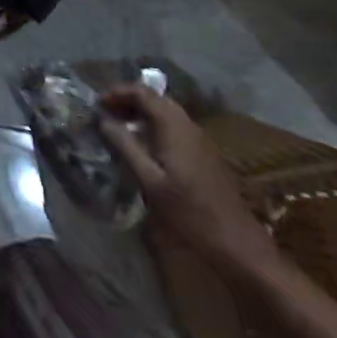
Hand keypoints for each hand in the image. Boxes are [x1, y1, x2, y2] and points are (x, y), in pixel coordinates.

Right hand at [98, 84, 276, 271]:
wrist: (238, 245)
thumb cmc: (190, 212)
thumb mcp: (150, 181)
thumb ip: (125, 146)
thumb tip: (103, 120)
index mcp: (174, 127)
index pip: (143, 93)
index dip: (118, 92)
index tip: (97, 103)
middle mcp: (189, 126)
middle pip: (156, 99)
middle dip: (129, 100)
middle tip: (106, 113)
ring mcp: (201, 140)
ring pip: (167, 112)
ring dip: (142, 113)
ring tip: (120, 126)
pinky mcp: (205, 154)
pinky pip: (175, 127)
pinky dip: (155, 125)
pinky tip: (144, 144)